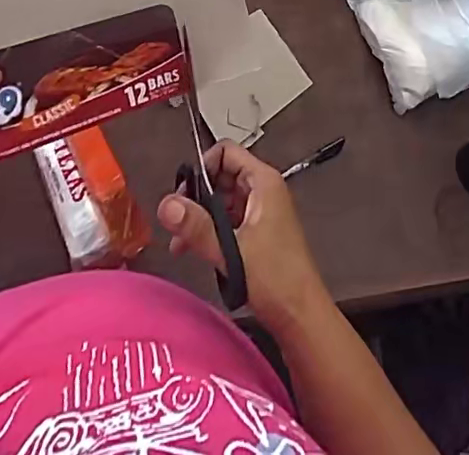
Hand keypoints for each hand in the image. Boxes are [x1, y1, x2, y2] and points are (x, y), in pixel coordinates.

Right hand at [158, 141, 328, 327]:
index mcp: (263, 182)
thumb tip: (167, 205)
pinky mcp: (257, 231)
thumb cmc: (276, 279)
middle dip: (197, 195)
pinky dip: (210, 229)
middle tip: (178, 219)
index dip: (203, 166)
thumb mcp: (231, 250)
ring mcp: (260, 211)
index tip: (185, 192)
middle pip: (221, 175)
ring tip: (181, 241)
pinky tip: (193, 249)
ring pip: (221, 199)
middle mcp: (263, 190)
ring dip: (200, 216)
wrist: (301, 317)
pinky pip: (227, 219)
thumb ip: (197, 226)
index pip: (226, 152)